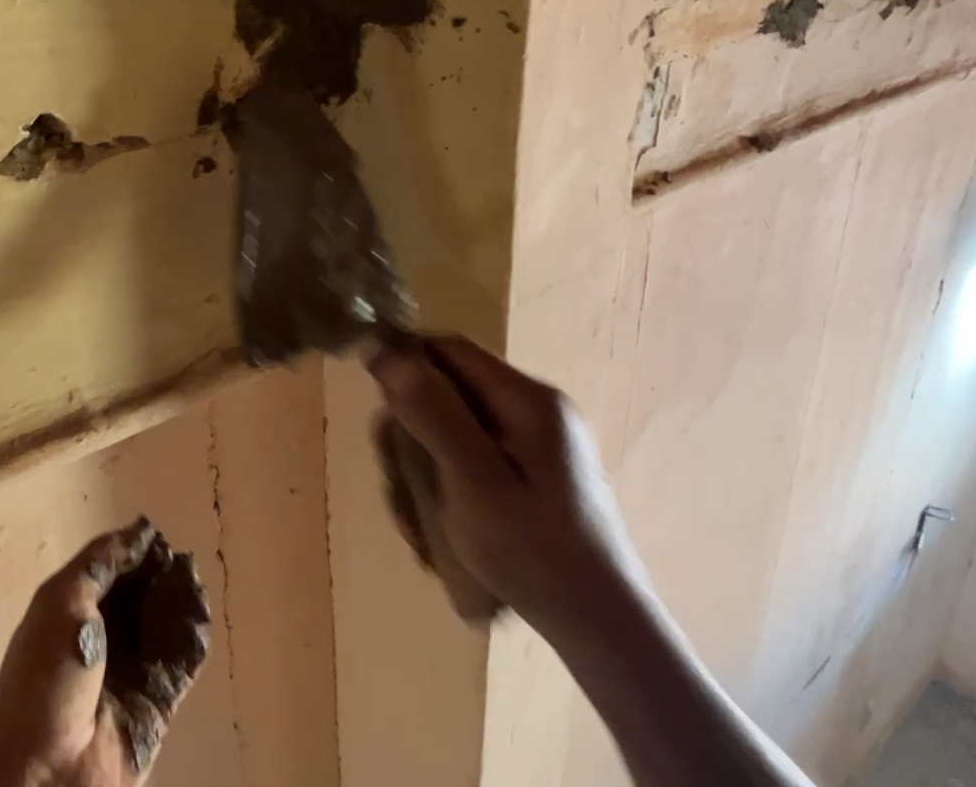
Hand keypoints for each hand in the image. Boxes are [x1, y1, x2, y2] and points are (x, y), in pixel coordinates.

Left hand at [0, 518, 209, 786]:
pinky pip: (181, 662)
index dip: (133, 553)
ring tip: (193, 582)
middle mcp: (101, 639)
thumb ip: (101, 562)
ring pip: (164, 625)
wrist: (45, 771)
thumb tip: (139, 528)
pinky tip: (200, 615)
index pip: (109, 573)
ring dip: (180, 602)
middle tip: (180, 560)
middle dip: (160, 576)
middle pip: (140, 597)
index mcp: (70, 613)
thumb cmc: (43, 677)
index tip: (158, 538)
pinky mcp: (156, 702)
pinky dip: (193, 637)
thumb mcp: (61, 603)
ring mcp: (130, 672)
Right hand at [369, 335, 641, 631]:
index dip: (404, 365)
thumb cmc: (534, 554)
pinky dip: (446, 484)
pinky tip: (440, 527)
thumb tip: (387, 355)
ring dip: (422, 468)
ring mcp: (535, 443)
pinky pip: (471, 457)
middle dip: (411, 434)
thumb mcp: (475, 484)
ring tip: (419, 523)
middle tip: (399, 487)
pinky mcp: (532, 472)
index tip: (376, 410)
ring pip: (452, 428)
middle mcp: (534, 410)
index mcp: (528, 400)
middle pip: (447, 391)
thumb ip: (434, 417)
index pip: (449, 350)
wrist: (599, 625)